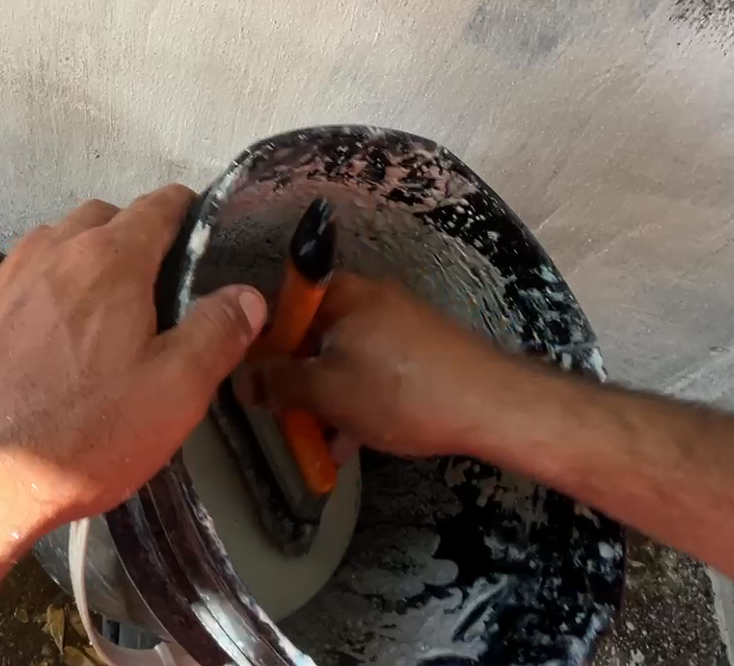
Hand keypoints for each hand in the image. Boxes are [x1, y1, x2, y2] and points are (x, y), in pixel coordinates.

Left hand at [0, 185, 267, 527]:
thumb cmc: (80, 431)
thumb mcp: (174, 391)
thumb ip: (217, 332)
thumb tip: (247, 295)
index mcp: (109, 256)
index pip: (159, 203)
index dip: (189, 213)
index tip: (203, 239)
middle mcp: (56, 248)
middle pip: (107, 216)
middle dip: (138, 236)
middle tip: (159, 290)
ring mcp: (10, 274)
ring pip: (63, 241)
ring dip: (92, 258)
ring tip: (108, 313)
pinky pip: (30, 273)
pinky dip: (54, 284)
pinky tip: (57, 337)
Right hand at [239, 274, 511, 458]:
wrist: (492, 405)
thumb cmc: (398, 392)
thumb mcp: (325, 391)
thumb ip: (276, 383)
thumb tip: (242, 380)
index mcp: (336, 292)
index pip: (278, 310)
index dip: (261, 350)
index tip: (256, 389)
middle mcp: (363, 294)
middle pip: (309, 334)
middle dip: (296, 380)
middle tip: (289, 420)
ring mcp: (394, 316)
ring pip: (340, 354)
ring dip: (325, 395)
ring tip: (323, 441)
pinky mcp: (417, 342)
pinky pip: (369, 362)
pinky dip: (355, 393)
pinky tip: (356, 436)